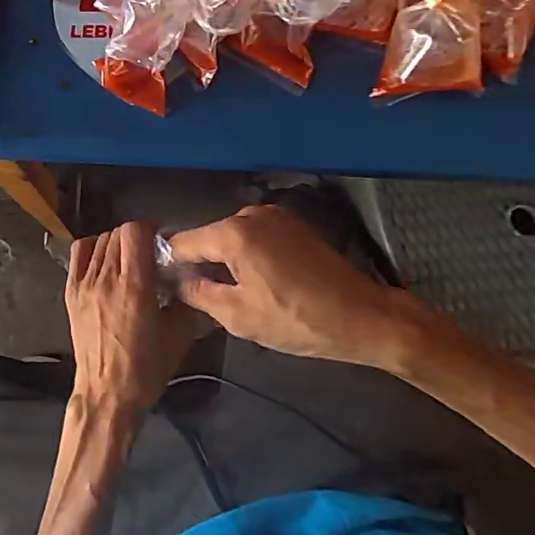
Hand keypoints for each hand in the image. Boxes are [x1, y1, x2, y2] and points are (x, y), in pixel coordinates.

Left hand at [65, 222, 193, 418]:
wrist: (107, 393)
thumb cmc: (146, 368)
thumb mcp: (179, 335)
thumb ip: (185, 299)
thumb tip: (186, 275)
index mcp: (134, 287)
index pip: (134, 232)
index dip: (149, 227)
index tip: (160, 237)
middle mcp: (106, 278)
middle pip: (117, 233)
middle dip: (136, 236)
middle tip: (149, 251)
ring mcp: (85, 283)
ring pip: (100, 241)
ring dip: (117, 242)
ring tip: (129, 258)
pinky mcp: (71, 291)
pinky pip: (80, 253)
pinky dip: (94, 248)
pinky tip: (105, 260)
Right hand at [167, 204, 434, 371]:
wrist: (366, 318)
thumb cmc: (298, 320)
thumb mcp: (239, 316)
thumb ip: (198, 294)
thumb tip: (175, 280)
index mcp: (232, 233)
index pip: (183, 243)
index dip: (171, 265)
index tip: (167, 287)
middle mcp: (249, 214)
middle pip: (207, 238)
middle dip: (201, 264)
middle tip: (204, 298)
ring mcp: (273, 216)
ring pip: (230, 238)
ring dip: (226, 261)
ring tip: (235, 293)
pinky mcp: (292, 225)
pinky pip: (254, 237)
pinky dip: (248, 256)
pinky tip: (259, 282)